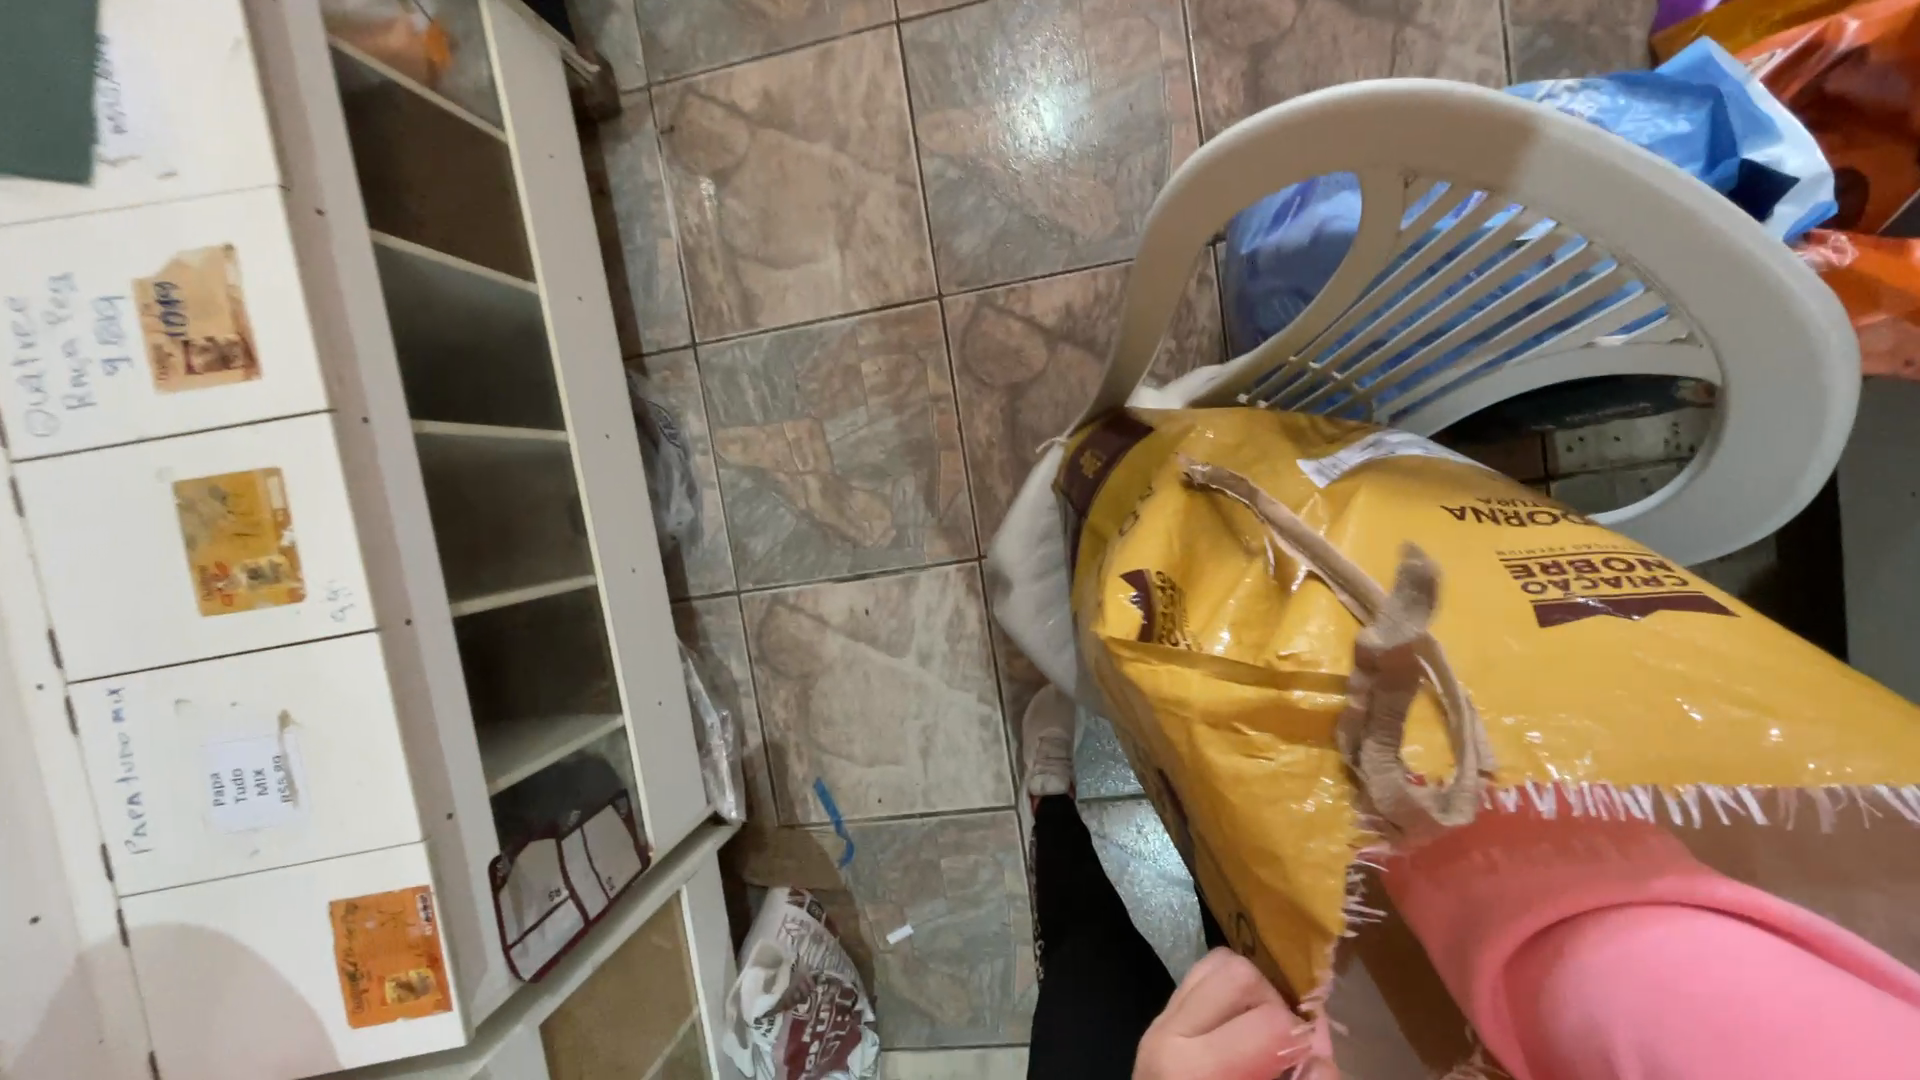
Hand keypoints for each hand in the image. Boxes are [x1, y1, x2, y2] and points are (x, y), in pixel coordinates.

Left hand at [1134, 949, 1310, 1079]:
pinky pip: (1204, 974)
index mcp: (1192, 1070)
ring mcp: (1161, 1019)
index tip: (1311, 1064)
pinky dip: (1231, 990)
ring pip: (1220, 964)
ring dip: (1253, 992)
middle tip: (1288, 1050)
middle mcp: (1169, 1034)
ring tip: (1266, 1037)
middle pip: (1239, 975)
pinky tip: (1243, 1028)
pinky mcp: (1163, 1016)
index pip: (1268, 1023)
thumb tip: (1322, 1059)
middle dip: (1276, 1006)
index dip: (1302, 1043)